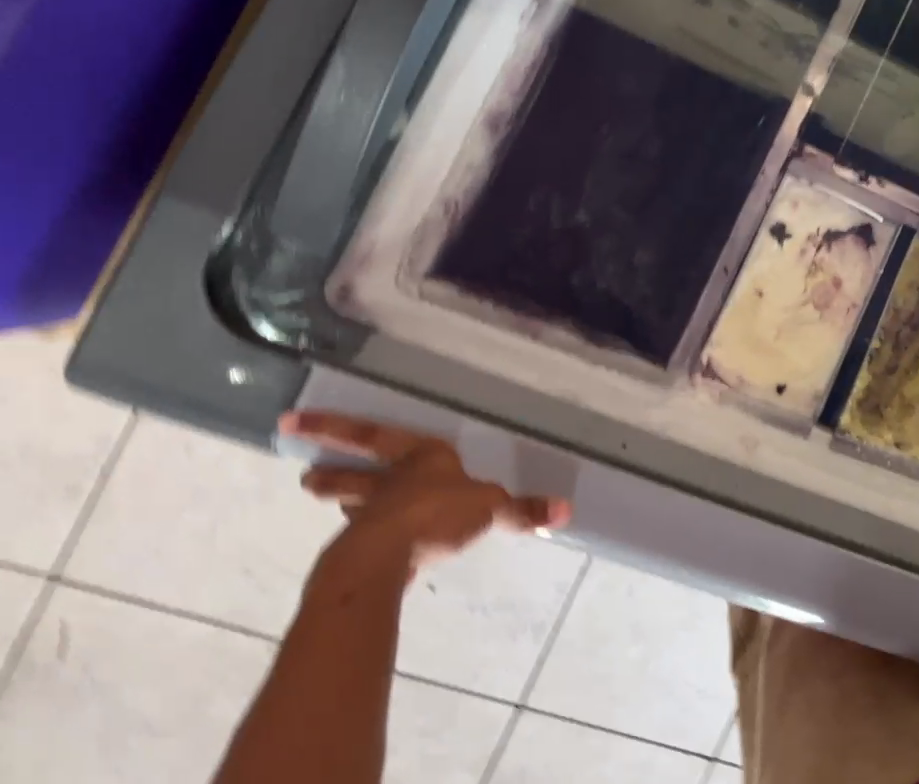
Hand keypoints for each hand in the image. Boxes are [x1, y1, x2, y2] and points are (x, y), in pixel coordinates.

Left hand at [282, 411, 570, 571]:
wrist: (388, 556)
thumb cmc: (439, 514)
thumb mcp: (493, 508)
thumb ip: (524, 511)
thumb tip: (566, 510)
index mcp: (422, 459)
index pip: (377, 434)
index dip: (337, 425)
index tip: (294, 420)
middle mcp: (392, 481)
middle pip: (357, 470)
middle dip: (334, 468)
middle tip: (305, 472)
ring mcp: (373, 515)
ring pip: (356, 502)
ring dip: (341, 497)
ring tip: (324, 495)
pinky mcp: (367, 549)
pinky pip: (365, 538)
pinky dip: (362, 536)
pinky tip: (361, 546)